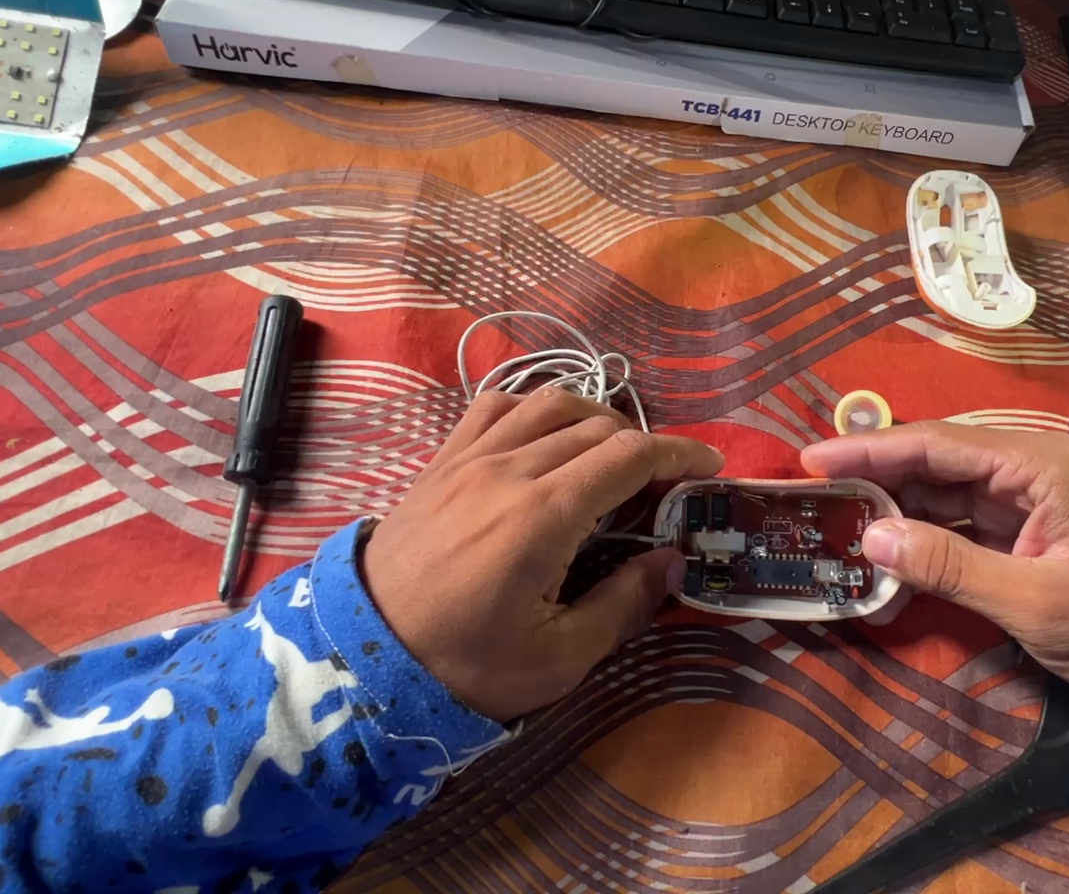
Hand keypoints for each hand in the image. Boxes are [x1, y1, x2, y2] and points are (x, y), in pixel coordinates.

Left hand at [363, 388, 722, 721]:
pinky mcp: (442, 459)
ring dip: (597, 419)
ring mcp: (470, 456)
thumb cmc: (463, 666)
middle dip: (645, 446)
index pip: (629, 455)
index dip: (679, 453)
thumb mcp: (557, 658)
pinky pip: (496, 406)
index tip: (709, 465)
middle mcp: (509, 468)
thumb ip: (624, 604)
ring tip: (612, 453)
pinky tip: (545, 435)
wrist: (359, 658)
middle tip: (662, 482)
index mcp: (543, 515)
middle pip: (599, 426)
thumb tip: (672, 561)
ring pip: (551, 403)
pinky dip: (535, 409)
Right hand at [802, 422, 1068, 709]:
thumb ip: (952, 566)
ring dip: (892, 508)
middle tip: (812, 493)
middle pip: (932, 460)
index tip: (811, 459)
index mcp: (1037, 465)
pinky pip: (960, 523)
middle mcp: (1027, 469)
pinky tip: (886, 552)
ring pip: (941, 490)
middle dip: (872, 475)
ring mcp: (1027, 500)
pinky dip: (922, 537)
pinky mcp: (1026, 531)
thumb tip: (872, 538)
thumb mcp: (1041, 603)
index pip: (935, 443)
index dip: (868, 449)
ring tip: (836, 521)